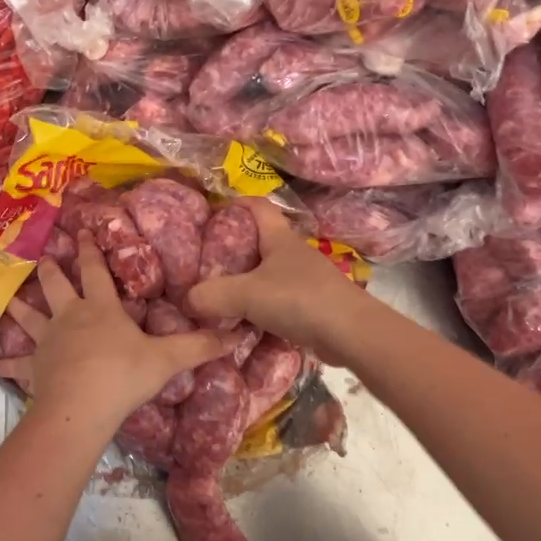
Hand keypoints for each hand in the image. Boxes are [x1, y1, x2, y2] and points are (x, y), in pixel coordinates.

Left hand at [0, 231, 238, 428]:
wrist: (81, 404)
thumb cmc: (123, 375)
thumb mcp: (167, 360)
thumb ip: (199, 346)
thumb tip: (235, 332)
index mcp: (100, 308)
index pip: (96, 271)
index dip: (90, 249)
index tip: (81, 230)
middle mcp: (69, 317)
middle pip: (56, 286)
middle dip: (51, 270)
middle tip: (44, 257)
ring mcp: (46, 341)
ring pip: (28, 317)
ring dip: (18, 307)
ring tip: (7, 298)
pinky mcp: (33, 366)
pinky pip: (16, 364)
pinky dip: (4, 363)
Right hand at [186, 198, 378, 364]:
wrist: (354, 336)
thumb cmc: (300, 300)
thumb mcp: (246, 294)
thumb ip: (211, 295)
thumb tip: (186, 300)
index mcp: (279, 239)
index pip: (257, 206)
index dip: (234, 204)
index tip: (209, 214)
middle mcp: (292, 255)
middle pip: (257, 243)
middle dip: (230, 250)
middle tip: (201, 263)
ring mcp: (304, 282)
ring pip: (265, 275)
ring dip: (243, 283)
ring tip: (215, 296)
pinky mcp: (311, 308)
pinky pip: (275, 302)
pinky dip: (257, 309)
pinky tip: (240, 323)